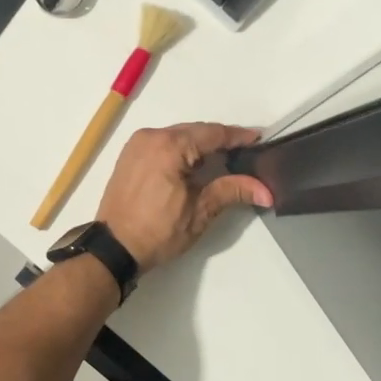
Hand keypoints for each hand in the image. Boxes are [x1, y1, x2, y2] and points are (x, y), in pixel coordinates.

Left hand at [95, 123, 272, 271]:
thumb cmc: (157, 232)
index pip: (212, 134)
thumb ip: (232, 191)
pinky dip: (180, 151)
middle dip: (219, 141)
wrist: (114, 249)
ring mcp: (136, 145)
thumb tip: (266, 191)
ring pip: (177, 137)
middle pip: (194, 132)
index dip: (237, 136)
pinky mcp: (129, 156)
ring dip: (199, 146)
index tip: (258, 139)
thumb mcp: (199, 212)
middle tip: (244, 152)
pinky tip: (193, 165)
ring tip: (222, 160)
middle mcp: (150, 137)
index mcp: (169, 147)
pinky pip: (161, 144)